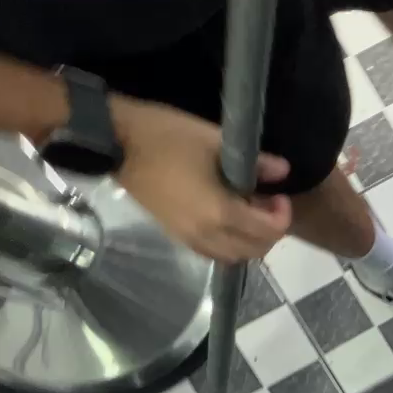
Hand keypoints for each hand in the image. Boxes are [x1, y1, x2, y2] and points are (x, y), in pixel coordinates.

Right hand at [109, 95, 293, 262]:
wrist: (108, 138)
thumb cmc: (162, 136)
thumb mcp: (212, 140)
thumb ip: (255, 162)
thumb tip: (284, 171)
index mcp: (219, 213)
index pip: (267, 231)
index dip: (281, 216)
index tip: (278, 196)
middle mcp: (206, 234)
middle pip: (255, 250)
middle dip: (269, 232)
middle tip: (266, 206)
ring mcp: (188, 237)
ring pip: (234, 257)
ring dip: (249, 243)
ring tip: (247, 215)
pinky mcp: (173, 235)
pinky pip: (212, 253)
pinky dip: (228, 246)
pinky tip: (226, 223)